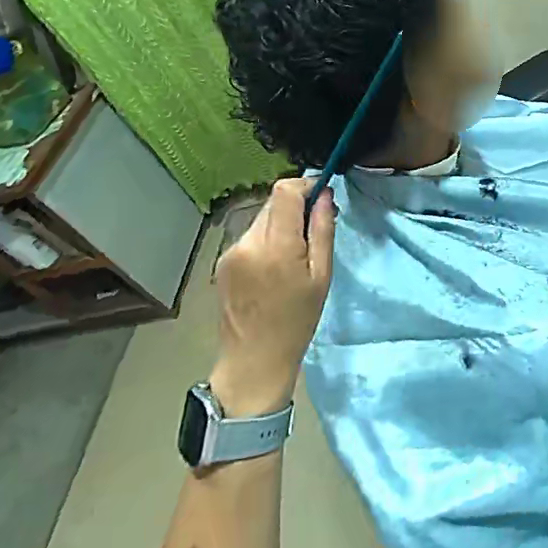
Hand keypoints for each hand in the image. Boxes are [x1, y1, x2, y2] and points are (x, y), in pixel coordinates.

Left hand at [209, 178, 336, 417]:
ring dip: (281, 225)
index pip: (285, 190)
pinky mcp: (222, 262)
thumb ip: (322, 230)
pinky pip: (250, 237)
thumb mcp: (321, 276)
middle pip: (273, 202)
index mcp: (276, 245)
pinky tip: (274, 268)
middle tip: (315, 231)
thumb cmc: (296, 321)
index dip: (306, 185)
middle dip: (296, 208)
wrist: (253, 361)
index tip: (322, 198)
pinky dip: (266, 241)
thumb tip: (324, 195)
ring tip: (295, 256)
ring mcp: (231, 252)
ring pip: (262, 219)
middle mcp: (248, 242)